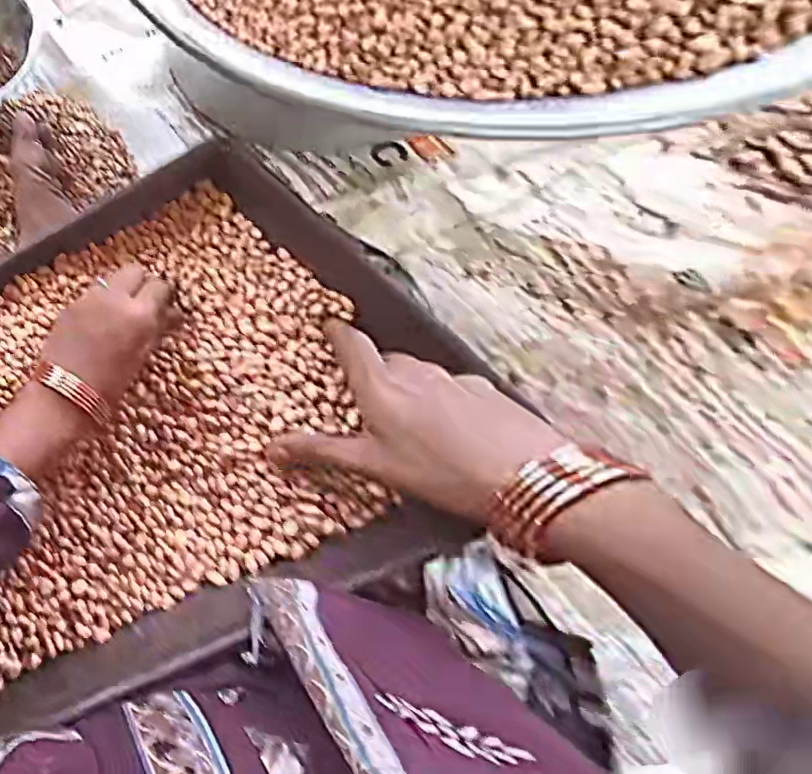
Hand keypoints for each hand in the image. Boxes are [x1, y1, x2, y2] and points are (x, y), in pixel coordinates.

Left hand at [40, 264, 178, 408]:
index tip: (164, 305)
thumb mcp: (141, 356)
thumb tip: (172, 314)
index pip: (160, 286)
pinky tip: (98, 319)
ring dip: (118, 289)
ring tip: (119, 312)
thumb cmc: (111, 383)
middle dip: (141, 283)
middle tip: (142, 304)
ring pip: (111, 278)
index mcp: (140, 313)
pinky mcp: (69, 304)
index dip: (163, 294)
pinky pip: (91, 292)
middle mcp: (115, 297)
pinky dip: (100, 299)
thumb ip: (157, 329)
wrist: (65, 390)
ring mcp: (89, 298)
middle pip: (134, 271)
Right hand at [268, 324, 564, 522]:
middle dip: (375, 373)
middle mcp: (414, 372)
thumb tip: (271, 448)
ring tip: (416, 423)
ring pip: (420, 373)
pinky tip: (455, 430)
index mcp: (380, 385)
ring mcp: (455, 379)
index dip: (337, 332)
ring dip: (411, 387)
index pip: (351, 342)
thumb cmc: (445, 473)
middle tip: (372, 403)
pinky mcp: (489, 390)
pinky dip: (447, 399)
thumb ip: (321, 451)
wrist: (540, 484)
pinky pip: (455, 386)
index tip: (328, 327)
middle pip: (385, 359)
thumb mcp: (375, 465)